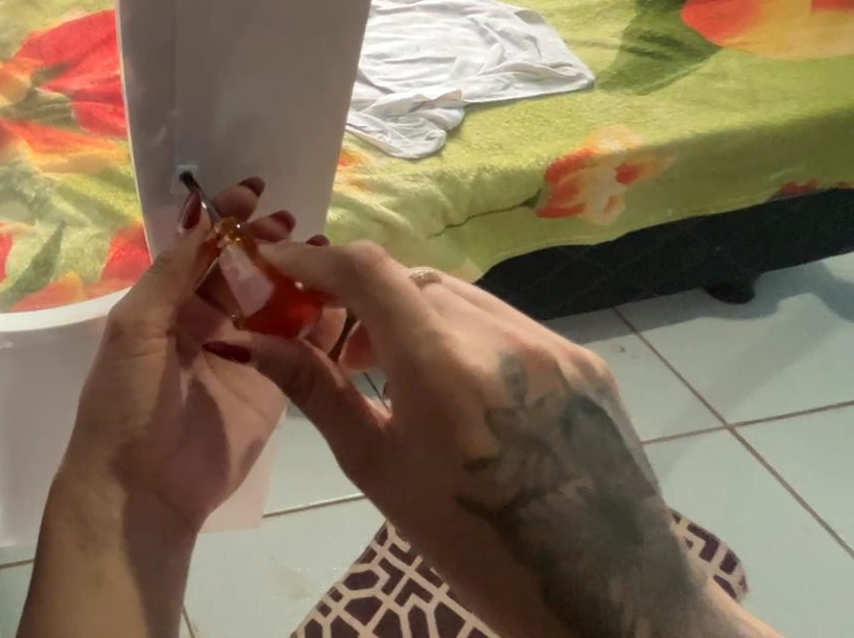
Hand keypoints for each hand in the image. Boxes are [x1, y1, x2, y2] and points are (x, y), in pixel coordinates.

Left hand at [57, 176, 332, 531]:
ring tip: (324, 252)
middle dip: (264, 244)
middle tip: (293, 223)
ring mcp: (240, 353)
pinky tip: (340, 298)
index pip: (199, 249)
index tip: (252, 191)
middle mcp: (202, 321)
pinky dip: (319, 322)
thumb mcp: (136, 327)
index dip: (224, 221)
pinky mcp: (272, 387)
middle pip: (240, 271)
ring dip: (297, 277)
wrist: (143, 484)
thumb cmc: (126, 397)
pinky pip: (298, 347)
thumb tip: (201, 223)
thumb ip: (171, 276)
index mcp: (164, 303)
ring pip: (273, 303)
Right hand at [215, 241, 775, 637]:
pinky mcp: (584, 360)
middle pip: (403, 277)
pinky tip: (447, 381)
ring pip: (449, 292)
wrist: (613, 602)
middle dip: (353, 293)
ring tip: (384, 365)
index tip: (278, 265)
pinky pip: (496, 317)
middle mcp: (502, 339)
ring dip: (402, 309)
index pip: (368, 270)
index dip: (315, 258)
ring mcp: (552, 346)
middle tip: (327, 334)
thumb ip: (312, 388)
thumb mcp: (374, 466)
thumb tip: (247, 339)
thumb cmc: (472, 542)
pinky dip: (450, 326)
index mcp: (443, 369)